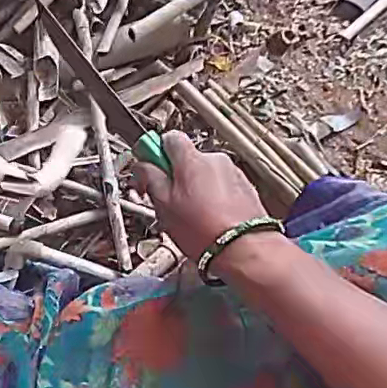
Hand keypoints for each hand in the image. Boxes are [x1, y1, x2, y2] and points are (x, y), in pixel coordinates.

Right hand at [131, 131, 269, 263]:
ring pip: (203, 174)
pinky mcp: (244, 188)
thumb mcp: (163, 205)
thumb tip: (142, 166)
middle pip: (186, 158)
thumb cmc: (204, 230)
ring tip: (188, 215)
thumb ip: (150, 178)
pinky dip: (211, 197)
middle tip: (165, 200)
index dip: (154, 152)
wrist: (244, 249)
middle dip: (173, 176)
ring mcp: (232, 173)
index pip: (168, 138)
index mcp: (191, 160)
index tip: (148, 169)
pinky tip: (206, 218)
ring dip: (193, 188)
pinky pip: (220, 186)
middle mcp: (215, 160)